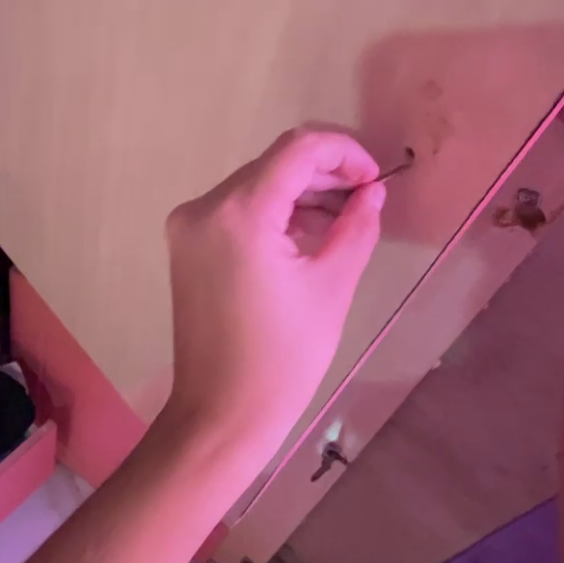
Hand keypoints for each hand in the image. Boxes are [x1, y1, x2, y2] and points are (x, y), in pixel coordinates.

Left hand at [161, 127, 385, 455]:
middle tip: (368, 199)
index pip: (298, 149)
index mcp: (239, 213)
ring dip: (302, 194)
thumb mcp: (332, 286)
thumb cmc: (283, 358)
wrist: (221, 414)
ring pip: (258, 185)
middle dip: (326, 174)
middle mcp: (204, 207)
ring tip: (345, 221)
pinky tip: (309, 235)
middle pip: (275, 164)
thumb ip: (357, 226)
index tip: (375, 179)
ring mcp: (189, 225)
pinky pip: (239, 210)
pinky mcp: (188, 244)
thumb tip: (373, 190)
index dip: (344, 152)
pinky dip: (275, 214)